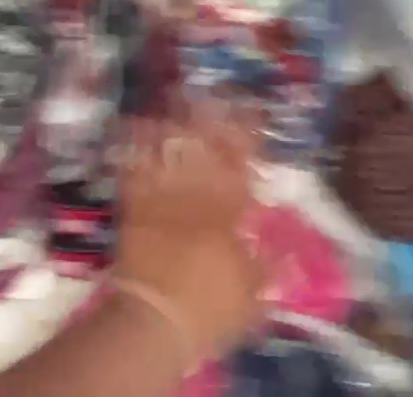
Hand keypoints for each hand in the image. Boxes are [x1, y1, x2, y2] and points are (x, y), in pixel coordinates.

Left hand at [113, 106, 265, 359]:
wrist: (155, 319)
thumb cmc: (209, 311)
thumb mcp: (253, 293)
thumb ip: (265, 264)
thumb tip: (281, 247)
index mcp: (227, 216)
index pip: (241, 168)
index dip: (246, 140)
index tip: (250, 115)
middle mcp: (194, 197)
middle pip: (203, 149)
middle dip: (209, 119)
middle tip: (211, 93)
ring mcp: (161, 197)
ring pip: (169, 151)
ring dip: (174, 123)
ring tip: (177, 97)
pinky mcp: (133, 205)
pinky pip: (132, 166)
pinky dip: (133, 144)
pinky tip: (132, 123)